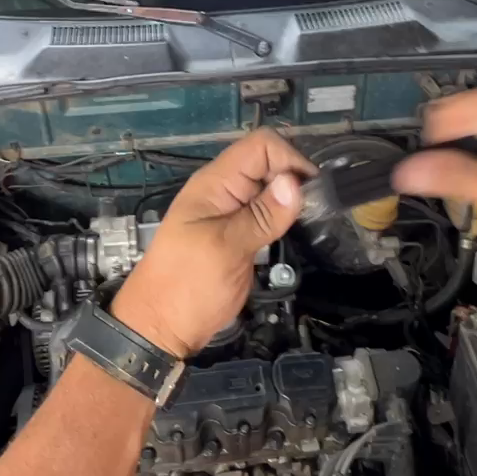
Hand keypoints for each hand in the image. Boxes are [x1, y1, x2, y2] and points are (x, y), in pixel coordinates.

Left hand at [111, 129, 310, 356]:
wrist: (160, 328)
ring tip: (312, 220)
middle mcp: (225, 191)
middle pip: (269, 162)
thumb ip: (261, 216)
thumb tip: (295, 182)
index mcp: (215, 184)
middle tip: (316, 209)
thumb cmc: (185, 286)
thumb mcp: (225, 249)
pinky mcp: (240, 234)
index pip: (260, 146)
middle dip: (294, 178)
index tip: (310, 190)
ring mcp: (232, 213)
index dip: (290, 159)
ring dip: (292, 198)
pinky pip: (266, 211)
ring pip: (270, 187)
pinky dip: (284, 216)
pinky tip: (297, 230)